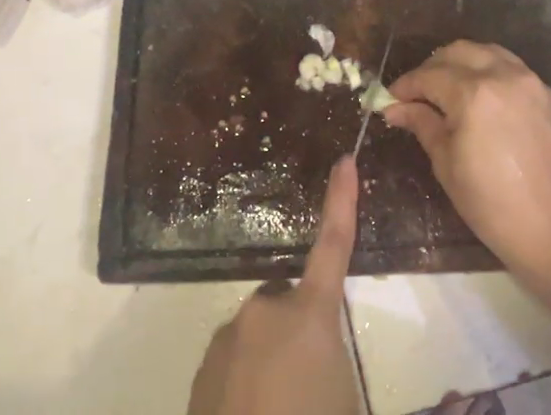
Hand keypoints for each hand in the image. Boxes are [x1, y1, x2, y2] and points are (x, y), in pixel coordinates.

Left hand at [187, 156, 361, 414]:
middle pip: (290, 305)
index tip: (345, 161)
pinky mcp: (203, 369)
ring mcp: (228, 339)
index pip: (334, 246)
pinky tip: (256, 414)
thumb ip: (336, 360)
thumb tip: (331, 361)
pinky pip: (235, 362)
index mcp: (310, 315)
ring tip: (285, 406)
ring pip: (261, 337)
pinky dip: (248, 382)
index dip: (342, 202)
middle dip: (301, 329)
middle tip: (314, 382)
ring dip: (273, 360)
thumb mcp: (347, 397)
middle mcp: (265, 312)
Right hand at [382, 41, 550, 273]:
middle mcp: (502, 76)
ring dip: (460, 63)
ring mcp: (528, 81)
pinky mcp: (544, 93)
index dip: (406, 86)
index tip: (391, 100)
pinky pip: (509, 66)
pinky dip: (487, 70)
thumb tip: (395, 108)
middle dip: (431, 69)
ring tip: (445, 91)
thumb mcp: (446, 164)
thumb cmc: (491, 203)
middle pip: (456, 52)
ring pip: (485, 52)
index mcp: (473, 94)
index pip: (429, 76)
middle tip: (416, 96)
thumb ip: (422, 125)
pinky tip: (477, 96)